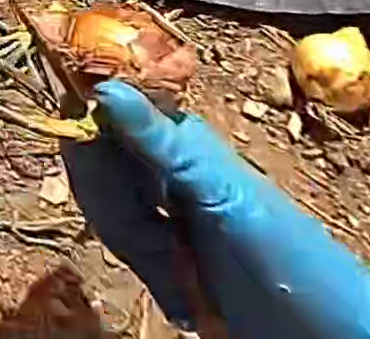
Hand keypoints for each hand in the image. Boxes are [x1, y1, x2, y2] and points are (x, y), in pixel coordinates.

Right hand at [63, 82, 369, 338]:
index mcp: (171, 130)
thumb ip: (157, 139)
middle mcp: (155, 155)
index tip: (92, 165)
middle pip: (91, 157)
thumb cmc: (285, 253)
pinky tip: (176, 283)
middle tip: (161, 240)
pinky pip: (115, 236)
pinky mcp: (154, 240)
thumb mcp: (218, 190)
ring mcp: (154, 199)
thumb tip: (102, 86)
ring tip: (178, 267)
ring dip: (131, 238)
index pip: (98, 108)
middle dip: (113, 203)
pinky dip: (139, 262)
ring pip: (99, 199)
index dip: (84, 130)